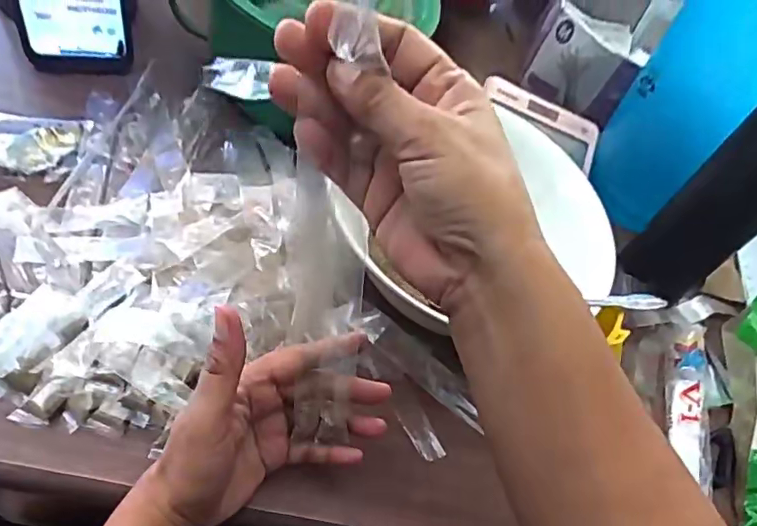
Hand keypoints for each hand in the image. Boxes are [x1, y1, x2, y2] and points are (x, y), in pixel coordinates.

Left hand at [141, 305, 390, 525]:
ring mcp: (268, 431)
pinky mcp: (271, 458)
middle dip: (347, 391)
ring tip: (378, 427)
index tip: (361, 342)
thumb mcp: (208, 411)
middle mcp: (261, 403)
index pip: (294, 362)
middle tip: (383, 393)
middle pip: (311, 391)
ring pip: (314, 420)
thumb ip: (224, 364)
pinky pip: (306, 450)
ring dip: (345, 422)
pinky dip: (328, 451)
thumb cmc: (191, 459)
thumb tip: (226, 309)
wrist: (179, 507)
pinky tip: (353, 455)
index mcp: (247, 386)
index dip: (327, 351)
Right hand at [269, 1, 543, 312]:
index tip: (316, 19)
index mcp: (444, 91)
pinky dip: (325, 149)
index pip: (396, 48)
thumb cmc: (472, 192)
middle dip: (325, 63)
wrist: (476, 269)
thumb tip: (340, 69)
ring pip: (347, 125)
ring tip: (280, 82)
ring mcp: (392, 161)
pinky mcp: (374, 198)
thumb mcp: (431, 135)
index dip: (356, 31)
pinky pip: (344, 166)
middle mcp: (415, 121)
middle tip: (283, 43)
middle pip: (363, 84)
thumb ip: (381, 103)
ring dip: (315, 103)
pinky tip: (303, 129)